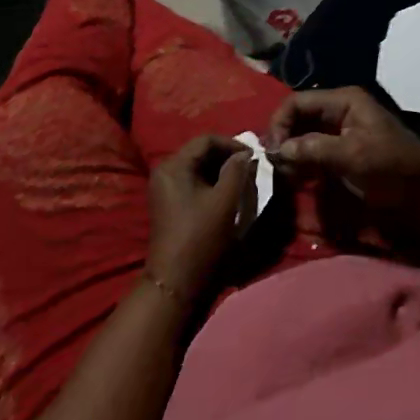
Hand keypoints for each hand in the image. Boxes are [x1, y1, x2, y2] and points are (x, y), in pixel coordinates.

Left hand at [145, 134, 253, 303]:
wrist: (176, 279)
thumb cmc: (201, 237)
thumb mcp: (225, 202)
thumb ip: (237, 172)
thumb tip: (245, 154)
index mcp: (173, 166)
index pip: (205, 140)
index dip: (232, 143)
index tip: (255, 155)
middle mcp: (164, 171)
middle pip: (199, 153)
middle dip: (227, 157)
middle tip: (252, 167)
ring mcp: (164, 188)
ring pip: (197, 169)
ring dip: (221, 171)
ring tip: (244, 180)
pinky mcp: (169, 203)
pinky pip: (192, 183)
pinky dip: (211, 184)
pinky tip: (228, 194)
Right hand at [269, 87, 419, 208]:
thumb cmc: (395, 171)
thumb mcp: (353, 156)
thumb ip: (313, 149)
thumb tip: (276, 150)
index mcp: (344, 102)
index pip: (297, 102)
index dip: (279, 123)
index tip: (272, 151)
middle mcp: (338, 113)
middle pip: (296, 119)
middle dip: (282, 140)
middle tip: (274, 165)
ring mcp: (339, 135)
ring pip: (300, 138)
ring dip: (289, 155)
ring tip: (284, 175)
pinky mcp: (340, 156)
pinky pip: (310, 155)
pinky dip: (299, 165)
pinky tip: (295, 179)